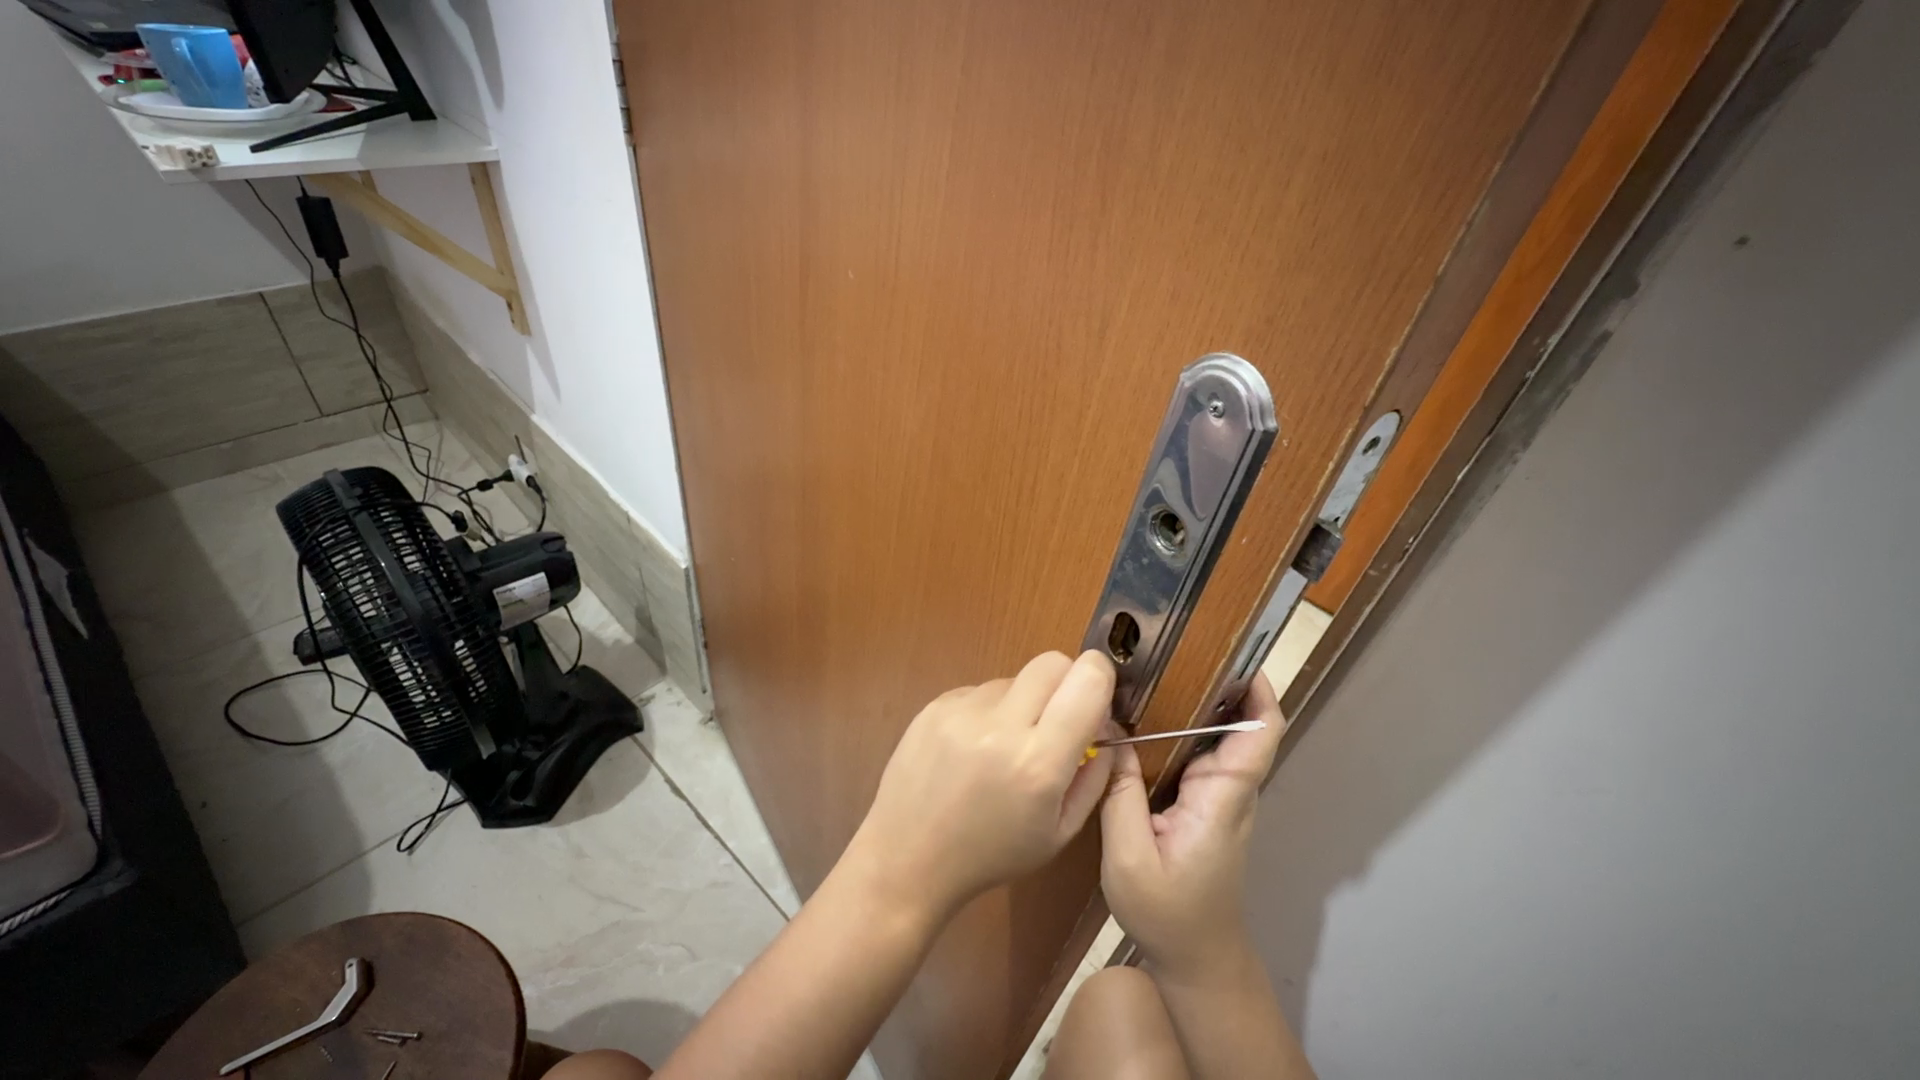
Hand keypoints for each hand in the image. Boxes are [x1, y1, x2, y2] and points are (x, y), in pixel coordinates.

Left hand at [843, 650, 1117, 918]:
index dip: (1102, 680)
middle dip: (1067, 682)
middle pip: (1053, 662)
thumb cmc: (992, 854)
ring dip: (1024, 701)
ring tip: (1006, 746)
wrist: (908, 857)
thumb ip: (1095, 774)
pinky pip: (982, 689)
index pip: (1088, 679)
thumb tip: (1108, 723)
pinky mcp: (935, 705)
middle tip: (1057, 720)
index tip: (1098, 702)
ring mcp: (962, 711)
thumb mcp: (1060, 832)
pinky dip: (990, 710)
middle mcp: (1001, 726)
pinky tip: (975, 749)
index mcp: (1039, 763)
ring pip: (1015, 678)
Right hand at [1100, 672, 1284, 977]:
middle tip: (1166, 652)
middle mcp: (1229, 790)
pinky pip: (1197, 755)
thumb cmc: (1168, 914)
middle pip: (1238, 724)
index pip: (1260, 734)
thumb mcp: (1128, 858)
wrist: (1196, 957)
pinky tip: (1141, 720)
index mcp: (1222, 798)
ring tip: (1146, 676)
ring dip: (1193, 705)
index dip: (1259, 691)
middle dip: (1213, 683)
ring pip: (1216, 737)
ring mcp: (1219, 797)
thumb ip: (1120, 795)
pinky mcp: (1204, 805)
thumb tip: (1112, 734)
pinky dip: (1176, 731)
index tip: (1234, 655)